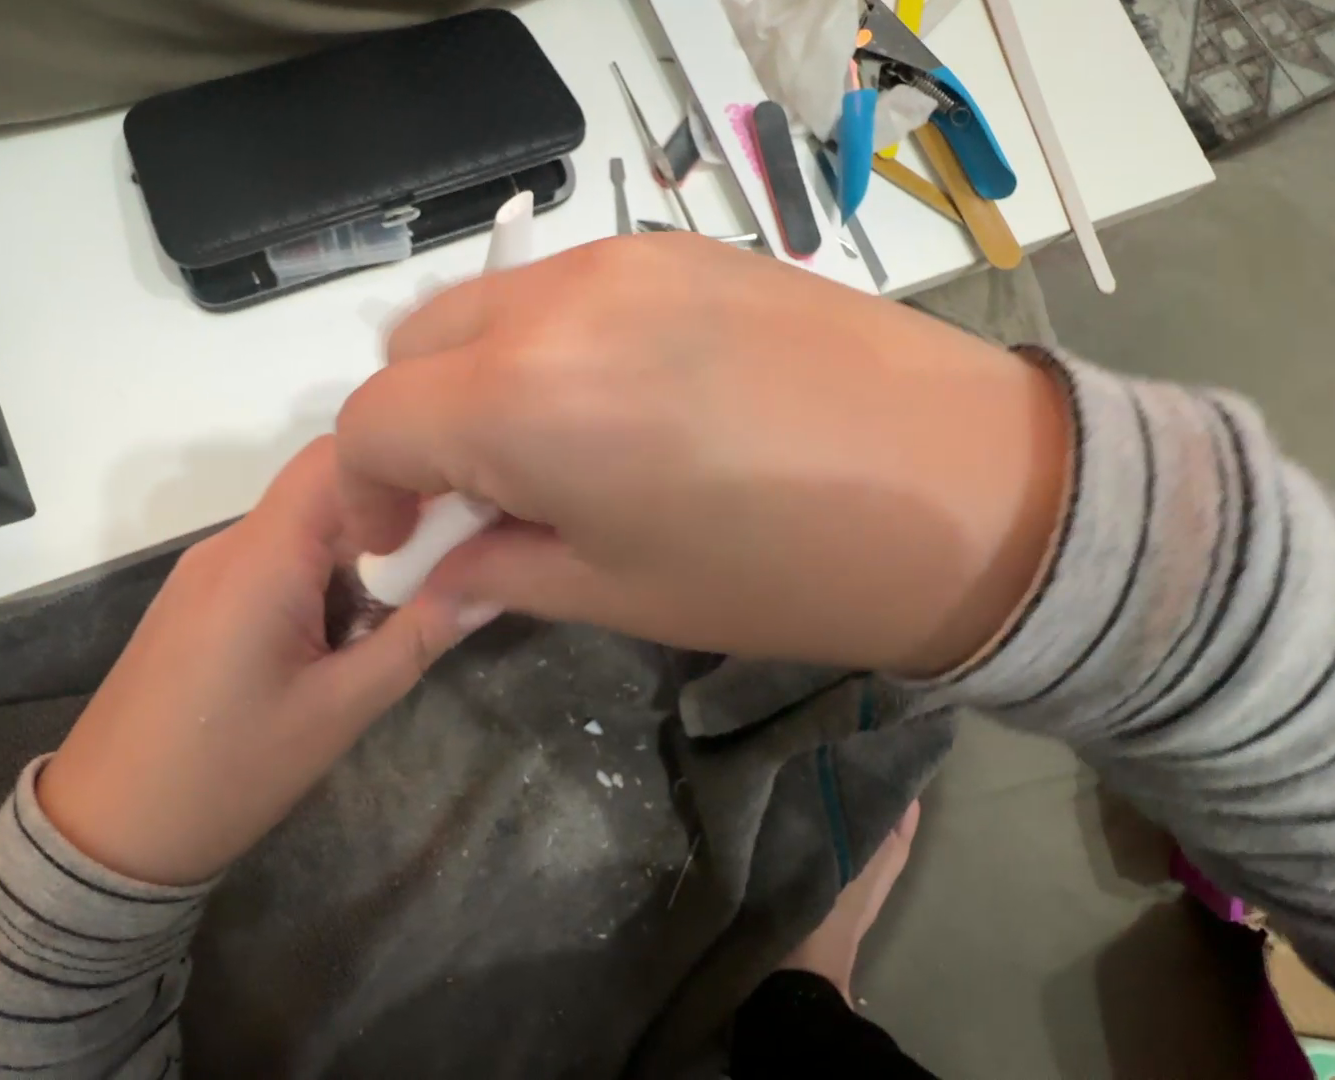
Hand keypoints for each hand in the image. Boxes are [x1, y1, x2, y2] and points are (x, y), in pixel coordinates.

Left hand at [37, 439, 492, 885]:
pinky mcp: (200, 599)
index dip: (405, 468)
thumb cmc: (230, 771)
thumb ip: (417, 637)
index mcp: (263, 558)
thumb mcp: (340, 709)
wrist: (109, 831)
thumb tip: (489, 585)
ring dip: (358, 556)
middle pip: (325, 490)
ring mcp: (208, 570)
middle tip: (445, 570)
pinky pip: (273, 561)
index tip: (460, 512)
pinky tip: (338, 636)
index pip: (339, 457)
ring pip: (302, 527)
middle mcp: (231, 544)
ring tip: (396, 613)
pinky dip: (321, 578)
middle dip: (391, 520)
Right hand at [335, 234, 1069, 674]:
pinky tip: (614, 400)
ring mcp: (620, 259)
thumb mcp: (613, 592)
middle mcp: (552, 304)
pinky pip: (563, 289)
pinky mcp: (679, 245)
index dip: (368, 492)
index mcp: (520, 402)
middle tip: (474, 496)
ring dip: (477, 381)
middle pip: (414, 349)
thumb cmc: (777, 570)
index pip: (371, 424)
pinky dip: (544, 345)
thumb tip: (434, 572)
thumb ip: (494, 572)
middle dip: (415, 428)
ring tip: (548, 450)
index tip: (405, 539)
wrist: (966, 489)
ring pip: (484, 309)